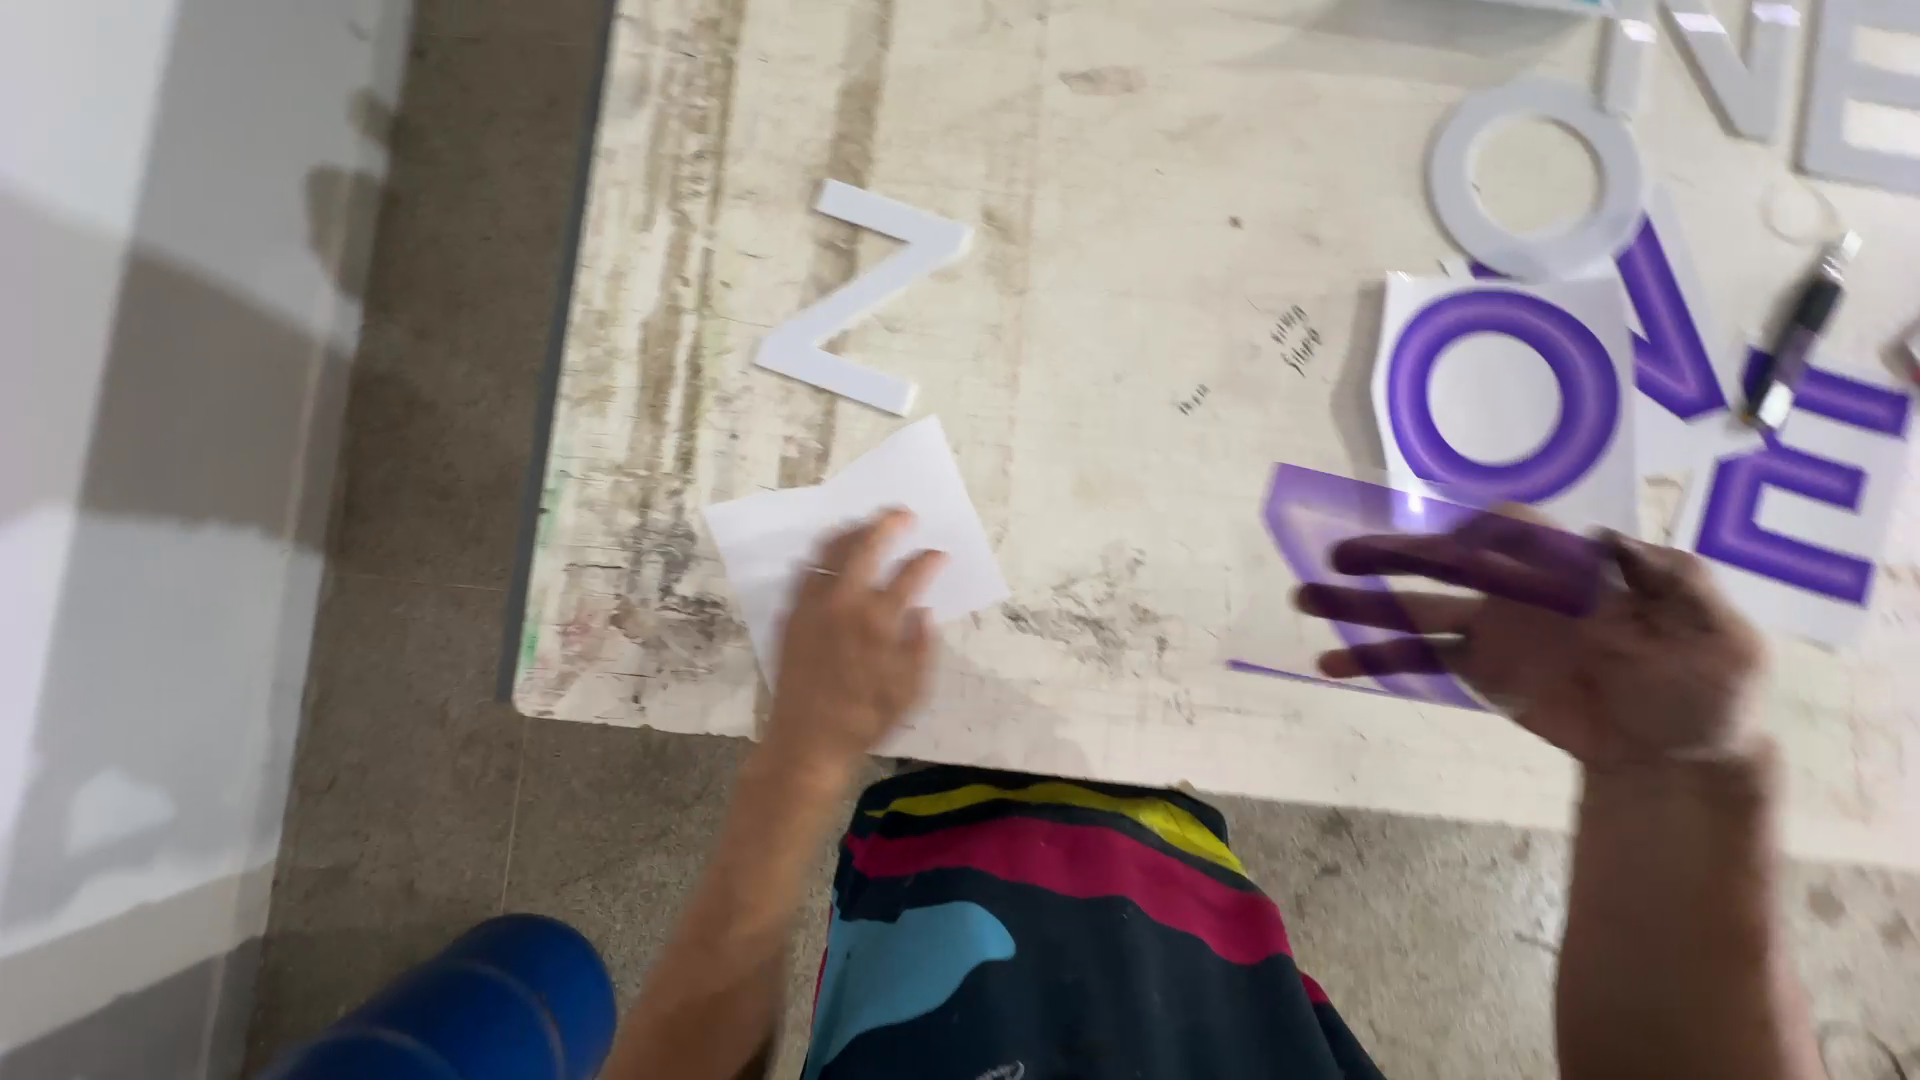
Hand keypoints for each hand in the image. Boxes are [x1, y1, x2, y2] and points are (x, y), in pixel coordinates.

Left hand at [764, 509, 945, 778]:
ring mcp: (812, 606)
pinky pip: (804, 571)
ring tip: (865, 523)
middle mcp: (844, 603)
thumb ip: (921, 646)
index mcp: (879, 621)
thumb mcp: (910, 690)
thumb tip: (923, 611)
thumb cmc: (865, 719)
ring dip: (851, 530)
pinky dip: (821, 555)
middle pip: (866, 545)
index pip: (910, 574)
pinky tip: (830, 554)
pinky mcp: (790, 615)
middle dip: (888, 523)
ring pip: (830, 551)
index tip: (939, 555)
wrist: (806, 741)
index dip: (928, 560)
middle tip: (902, 514)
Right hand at [1294, 510, 1766, 770]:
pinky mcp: (1475, 670)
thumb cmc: (1710, 688)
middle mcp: (1517, 591)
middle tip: (1338, 555)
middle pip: (1443, 563)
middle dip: (1391, 556)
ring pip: (1412, 609)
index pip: (1512, 533)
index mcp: (1570, 572)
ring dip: (1358, 603)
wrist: (1680, 754)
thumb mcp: (1722, 638)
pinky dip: (1371, 659)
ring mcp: (1489, 631)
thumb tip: (1606, 541)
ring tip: (1304, 596)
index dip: (1478, 535)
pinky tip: (1329, 662)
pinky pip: (1414, 659)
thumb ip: (1676, 584)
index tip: (1453, 551)